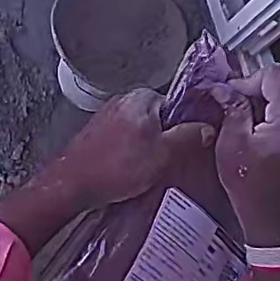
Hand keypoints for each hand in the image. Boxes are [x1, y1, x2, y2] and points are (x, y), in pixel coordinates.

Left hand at [44, 88, 215, 207]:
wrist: (72, 184)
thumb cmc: (115, 167)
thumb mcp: (163, 154)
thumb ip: (188, 137)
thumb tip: (207, 128)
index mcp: (142, 96)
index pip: (179, 105)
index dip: (186, 128)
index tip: (189, 147)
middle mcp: (124, 99)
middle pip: (161, 118)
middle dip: (167, 140)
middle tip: (169, 163)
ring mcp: (110, 115)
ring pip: (143, 131)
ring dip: (148, 149)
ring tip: (148, 171)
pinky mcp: (99, 132)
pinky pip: (126, 140)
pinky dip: (131, 154)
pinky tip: (131, 172)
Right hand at [211, 64, 279, 245]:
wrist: (275, 217)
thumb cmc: (251, 185)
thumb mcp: (232, 144)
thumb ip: (233, 109)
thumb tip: (224, 87)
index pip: (277, 76)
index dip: (251, 79)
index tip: (233, 93)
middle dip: (259, 89)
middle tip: (236, 104)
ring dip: (268, 101)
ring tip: (248, 119)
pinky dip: (278, 113)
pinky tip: (262, 130)